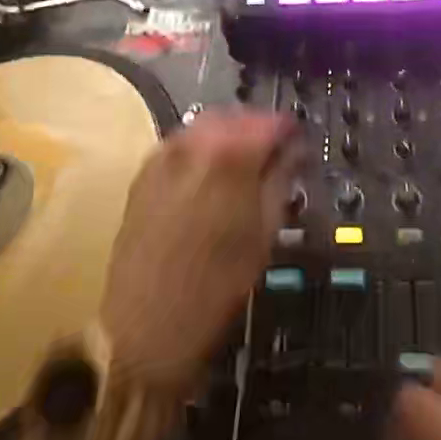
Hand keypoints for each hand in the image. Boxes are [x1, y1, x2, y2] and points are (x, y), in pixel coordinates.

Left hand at [99, 109, 298, 388]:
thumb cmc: (216, 286)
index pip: (269, 123)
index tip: (298, 145)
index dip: (288, 131)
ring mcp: (162, 156)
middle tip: (274, 155)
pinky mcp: (143, 173)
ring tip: (243, 167)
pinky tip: (208, 177)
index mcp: (228, 156)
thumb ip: (280, 182)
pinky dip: (199, 150)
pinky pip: (178, 145)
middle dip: (257, 130)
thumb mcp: (263, 235)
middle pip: (234, 117)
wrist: (147, 321)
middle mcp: (192, 144)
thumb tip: (291, 154)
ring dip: (227, 137)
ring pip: (203, 127)